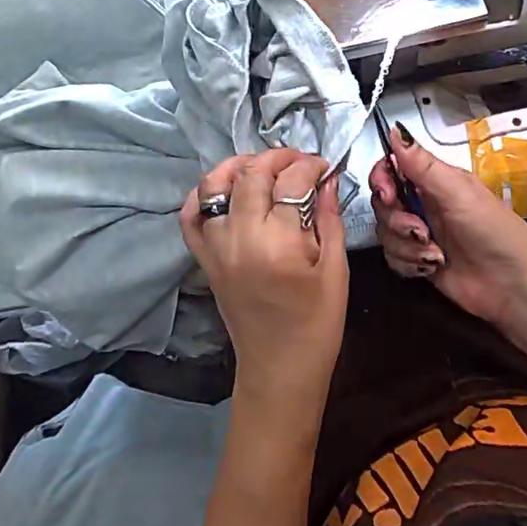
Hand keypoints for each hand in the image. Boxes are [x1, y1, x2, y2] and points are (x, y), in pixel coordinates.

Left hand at [181, 149, 348, 412]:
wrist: (279, 367)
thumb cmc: (317, 324)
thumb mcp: (336, 271)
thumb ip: (329, 219)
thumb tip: (326, 180)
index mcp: (280, 244)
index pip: (292, 182)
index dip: (310, 165)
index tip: (323, 166)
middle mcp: (241, 238)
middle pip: (251, 175)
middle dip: (278, 158)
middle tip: (298, 162)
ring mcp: (216, 248)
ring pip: (214, 186)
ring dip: (238, 167)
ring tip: (262, 168)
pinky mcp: (203, 259)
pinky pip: (190, 217)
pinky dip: (202, 195)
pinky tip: (224, 190)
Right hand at [368, 122, 526, 329]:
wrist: (513, 287)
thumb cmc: (494, 233)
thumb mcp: (458, 192)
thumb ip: (422, 164)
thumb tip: (396, 129)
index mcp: (435, 181)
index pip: (392, 168)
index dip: (381, 179)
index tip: (387, 194)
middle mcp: (425, 204)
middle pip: (383, 203)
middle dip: (395, 218)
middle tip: (420, 230)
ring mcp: (421, 233)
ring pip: (385, 232)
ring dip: (405, 245)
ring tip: (434, 253)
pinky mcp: (419, 260)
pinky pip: (392, 257)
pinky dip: (408, 263)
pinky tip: (431, 266)